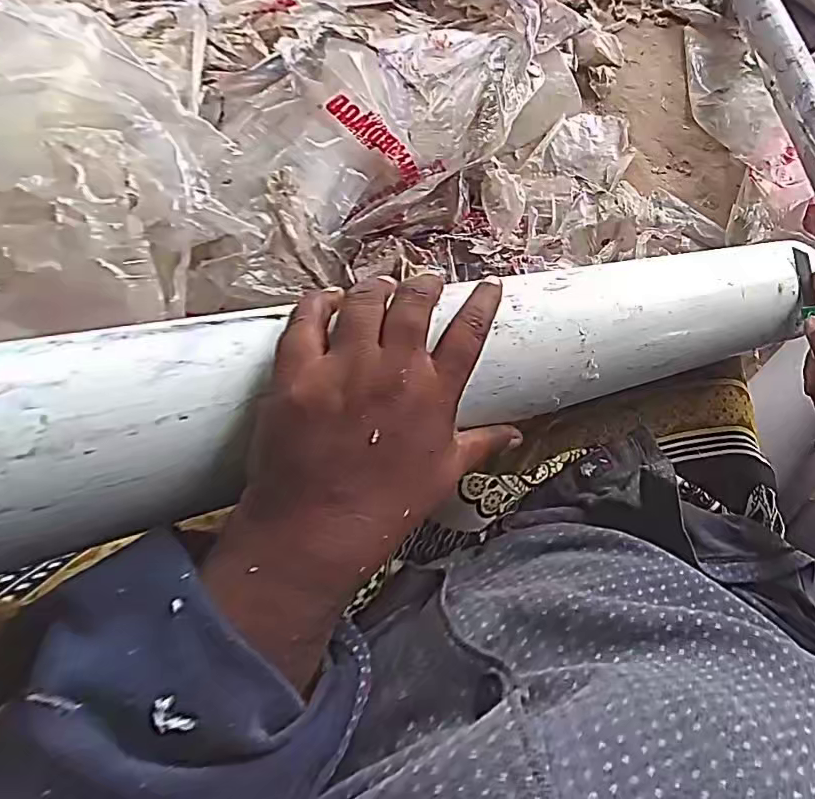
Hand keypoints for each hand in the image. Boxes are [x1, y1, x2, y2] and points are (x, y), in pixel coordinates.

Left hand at [204, 275, 518, 689]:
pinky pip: (308, 320)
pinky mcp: (298, 374)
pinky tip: (327, 298)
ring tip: (380, 285)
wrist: (316, 533)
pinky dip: (319, 302)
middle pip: (415, 304)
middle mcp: (394, 372)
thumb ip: (481, 444)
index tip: (488, 286)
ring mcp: (344, 369)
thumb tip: (516, 434)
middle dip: (425, 284)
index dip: (482, 302)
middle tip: (427, 281)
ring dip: (376, 286)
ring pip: (365, 302)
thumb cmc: (387, 507)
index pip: (469, 333)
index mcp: (434, 394)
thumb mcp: (444, 474)